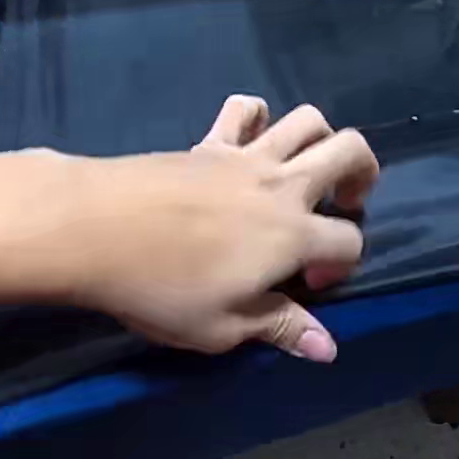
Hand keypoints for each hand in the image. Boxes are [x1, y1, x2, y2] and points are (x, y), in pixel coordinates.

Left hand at [35, 97, 377, 361]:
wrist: (95, 228)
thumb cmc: (160, 286)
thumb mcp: (223, 327)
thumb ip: (281, 328)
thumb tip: (328, 349)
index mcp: (292, 234)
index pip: (349, 240)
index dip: (342, 265)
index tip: (307, 285)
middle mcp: (281, 184)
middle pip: (350, 152)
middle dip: (363, 174)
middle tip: (344, 203)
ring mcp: (246, 155)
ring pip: (308, 119)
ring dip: (322, 138)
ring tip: (306, 168)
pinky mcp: (209, 141)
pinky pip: (244, 109)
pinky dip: (257, 117)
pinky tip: (249, 141)